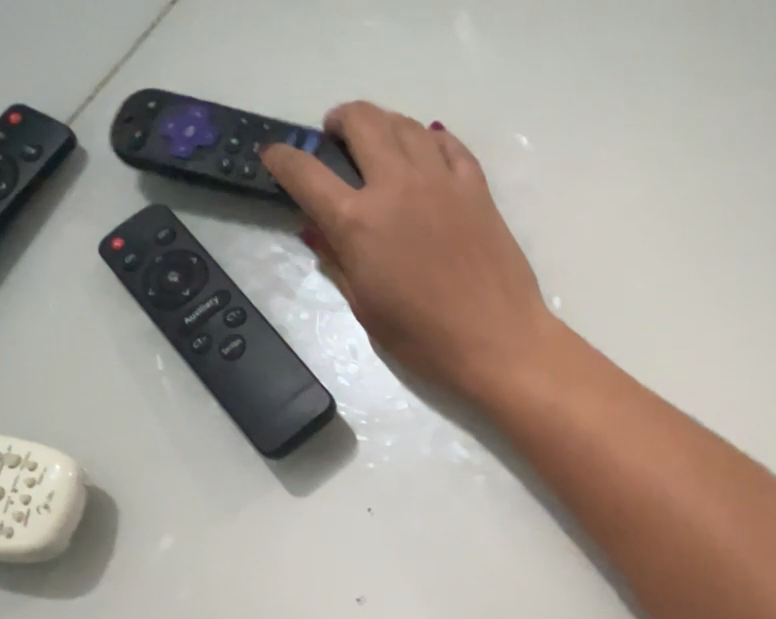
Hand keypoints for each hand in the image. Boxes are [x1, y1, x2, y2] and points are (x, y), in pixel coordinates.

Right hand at [260, 102, 556, 398]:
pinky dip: (431, 140)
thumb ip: (339, 262)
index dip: (281, 159)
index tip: (276, 158)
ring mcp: (441, 182)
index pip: (304, 172)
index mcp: (358, 222)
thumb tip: (317, 230)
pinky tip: (427, 152)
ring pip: (406, 124)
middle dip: (339, 121)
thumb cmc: (427, 340)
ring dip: (384, 124)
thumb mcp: (367, 309)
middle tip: (336, 138)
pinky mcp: (477, 189)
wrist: (499, 342)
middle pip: (361, 121)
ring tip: (381, 143)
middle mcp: (396, 187)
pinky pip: (450, 144)